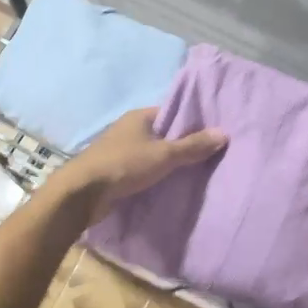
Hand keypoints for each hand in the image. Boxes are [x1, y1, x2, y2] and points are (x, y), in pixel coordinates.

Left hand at [55, 108, 226, 219]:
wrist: (83, 193)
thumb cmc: (124, 165)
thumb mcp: (164, 155)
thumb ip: (192, 146)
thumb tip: (224, 133)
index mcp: (139, 116)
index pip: (172, 114)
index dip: (192, 123)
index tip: (212, 136)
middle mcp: (129, 129)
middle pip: (163, 135)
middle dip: (182, 146)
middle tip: (209, 158)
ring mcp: (120, 151)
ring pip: (152, 154)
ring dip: (168, 164)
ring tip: (195, 174)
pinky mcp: (115, 171)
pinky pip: (142, 170)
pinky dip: (155, 176)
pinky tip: (171, 186)